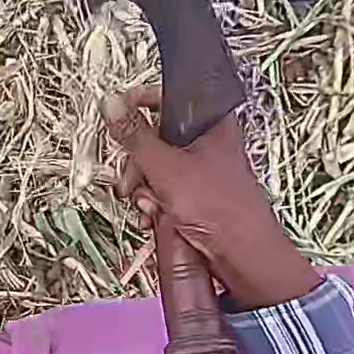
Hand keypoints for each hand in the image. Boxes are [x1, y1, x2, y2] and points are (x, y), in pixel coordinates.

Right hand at [109, 88, 318, 309]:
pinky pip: (162, 190)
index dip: (140, 105)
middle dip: (137, 162)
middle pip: (155, 138)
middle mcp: (207, 144)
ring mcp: (200, 170)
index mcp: (210, 123)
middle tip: (132, 178)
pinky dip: (152, 203)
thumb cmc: (220, 208)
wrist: (241, 254)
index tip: (118, 115)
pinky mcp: (194, 195)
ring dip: (142, 188)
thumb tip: (112, 104)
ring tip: (148, 204)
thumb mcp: (165, 167)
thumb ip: (135, 135)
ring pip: (155, 168)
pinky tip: (153, 217)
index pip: (169, 99)